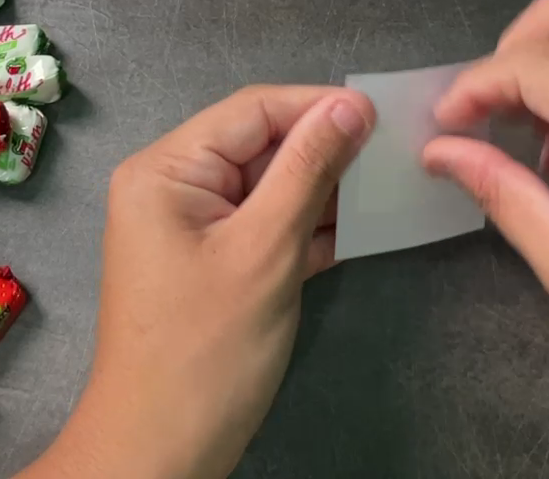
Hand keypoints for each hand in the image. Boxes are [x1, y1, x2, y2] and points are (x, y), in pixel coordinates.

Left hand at [25, 85, 374, 478]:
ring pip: (267, 184)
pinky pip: (264, 222)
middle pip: (259, 145)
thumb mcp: (265, 249)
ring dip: (320, 188)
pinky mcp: (213, 258)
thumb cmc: (207, 350)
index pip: (251, 111)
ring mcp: (192, 224)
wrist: (160, 458)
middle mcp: (173, 184)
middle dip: (321, 149)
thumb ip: (308, 169)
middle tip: (388, 151)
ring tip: (381, 184)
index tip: (378, 112)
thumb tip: (350, 104)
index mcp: (167, 168)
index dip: (315, 105)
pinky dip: (305, 224)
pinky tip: (356, 225)